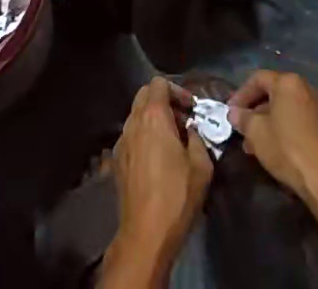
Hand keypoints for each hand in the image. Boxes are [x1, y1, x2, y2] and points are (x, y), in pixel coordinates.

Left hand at [103, 78, 211, 285]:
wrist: (145, 234)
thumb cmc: (177, 195)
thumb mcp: (201, 163)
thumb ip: (197, 137)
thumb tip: (191, 129)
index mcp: (154, 117)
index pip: (159, 84)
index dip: (177, 90)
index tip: (191, 109)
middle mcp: (133, 124)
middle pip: (144, 95)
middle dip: (164, 100)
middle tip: (182, 120)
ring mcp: (121, 143)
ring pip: (136, 115)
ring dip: (153, 118)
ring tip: (172, 139)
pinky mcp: (116, 162)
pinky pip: (131, 135)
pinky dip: (144, 135)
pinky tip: (157, 157)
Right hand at [227, 70, 317, 205]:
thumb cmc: (286, 147)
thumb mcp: (257, 133)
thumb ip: (243, 118)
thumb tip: (234, 113)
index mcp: (287, 82)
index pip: (258, 78)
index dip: (240, 94)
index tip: (229, 112)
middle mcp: (303, 87)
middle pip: (271, 91)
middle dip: (252, 109)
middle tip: (238, 127)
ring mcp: (314, 105)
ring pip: (282, 107)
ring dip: (264, 121)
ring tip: (249, 143)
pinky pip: (293, 118)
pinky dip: (279, 127)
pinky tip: (268, 147)